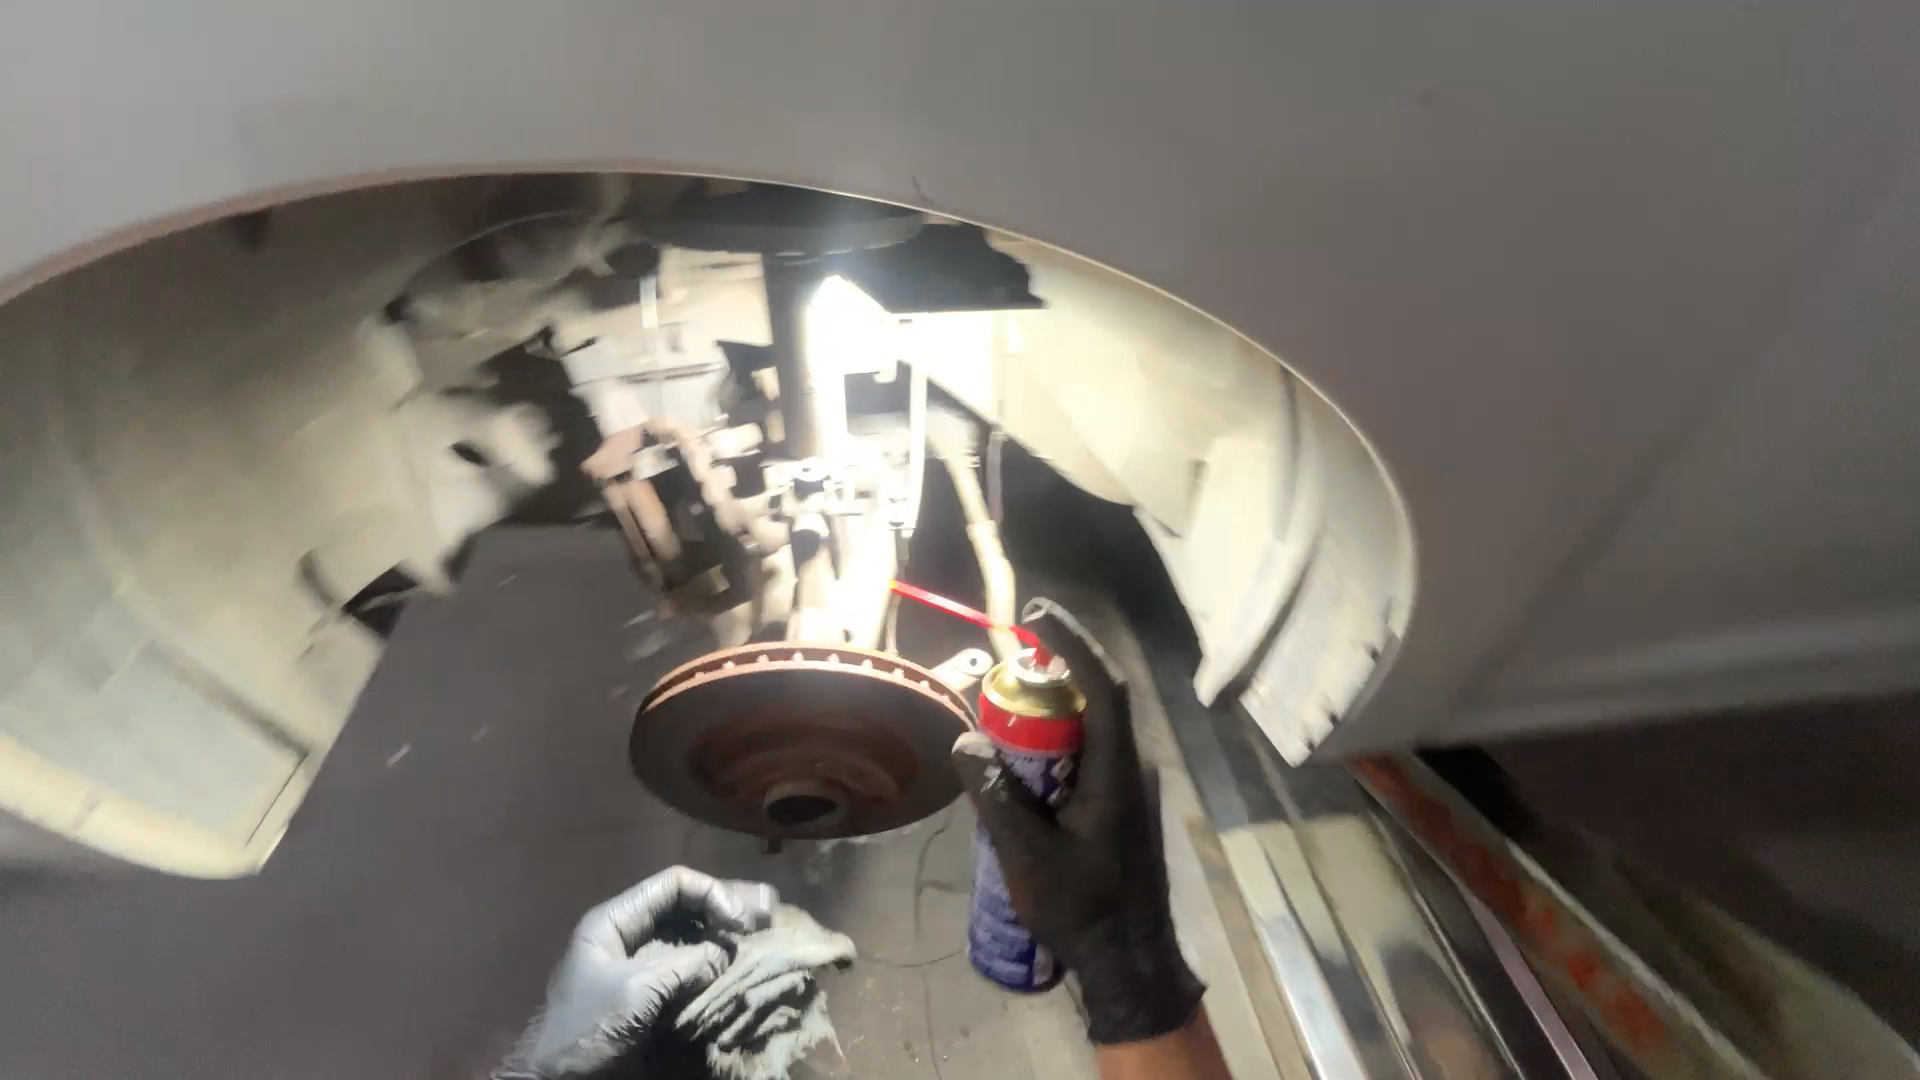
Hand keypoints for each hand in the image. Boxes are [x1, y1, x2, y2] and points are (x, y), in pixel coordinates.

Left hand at [501, 866, 776, 1078]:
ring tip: (763, 927)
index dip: (712, 894)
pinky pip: (686, 963)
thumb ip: (685, 964)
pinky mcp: (645, 992)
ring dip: (724, 930)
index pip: (675, 885)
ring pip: (690, 931)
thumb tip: (726, 953)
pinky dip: (713, 958)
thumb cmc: (584, 1033)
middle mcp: (629, 933)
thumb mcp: (635, 993)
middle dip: (726, 906)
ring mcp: (637, 963)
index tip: (739, 921)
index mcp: (616, 920)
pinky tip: (737, 960)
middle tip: (768, 909)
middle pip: (686, 904)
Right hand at [950, 599, 1204, 1044]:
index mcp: (1117, 770)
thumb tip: (964, 741)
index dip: (1073, 643)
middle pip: (1095, 699)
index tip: (1036, 616)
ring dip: (1051, 713)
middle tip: (1004, 675)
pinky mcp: (1122, 801)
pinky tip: (1025, 771)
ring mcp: (1131, 784)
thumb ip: (995, 796)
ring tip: (1005, 725)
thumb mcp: (1027, 856)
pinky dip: (1056, 743)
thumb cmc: (1083, 910)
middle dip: (1052, 676)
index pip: (1104, 686)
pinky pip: (1088, 752)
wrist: (1131, 962)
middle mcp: (1131, 766)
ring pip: (1090, 727)